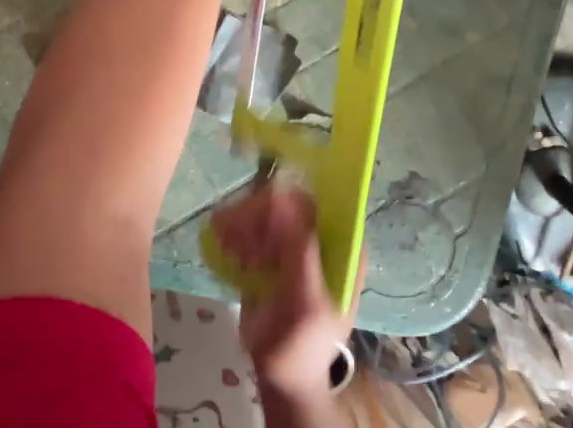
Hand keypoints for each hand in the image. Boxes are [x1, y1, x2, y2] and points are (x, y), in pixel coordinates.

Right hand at [209, 186, 354, 406]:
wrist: (281, 379)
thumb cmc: (302, 346)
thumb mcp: (305, 300)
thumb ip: (299, 248)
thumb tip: (284, 194)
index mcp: (344, 248)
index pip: (315, 201)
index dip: (285, 204)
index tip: (261, 225)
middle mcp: (321, 240)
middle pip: (284, 203)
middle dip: (258, 217)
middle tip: (242, 246)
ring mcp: (294, 245)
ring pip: (263, 211)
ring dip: (242, 224)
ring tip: (234, 251)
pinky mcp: (271, 254)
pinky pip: (251, 227)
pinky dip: (235, 233)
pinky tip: (228, 251)